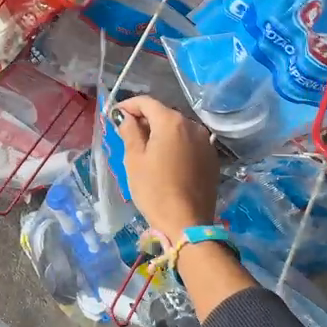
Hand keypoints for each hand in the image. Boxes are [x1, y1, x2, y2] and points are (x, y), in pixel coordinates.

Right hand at [114, 96, 218, 239]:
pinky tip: (166, 158)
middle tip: (127, 133)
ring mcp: (205, 141)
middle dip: (145, 119)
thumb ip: (129, 130)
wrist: (187, 224)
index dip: (128, 105)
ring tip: (146, 147)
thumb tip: (125, 116)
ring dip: (160, 131)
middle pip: (163, 113)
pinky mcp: (211, 158)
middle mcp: (192, 125)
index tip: (115, 115)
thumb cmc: (154, 189)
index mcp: (171, 122)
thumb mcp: (134, 158)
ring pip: (177, 127)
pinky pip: (189, 141)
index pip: (146, 102)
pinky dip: (175, 143)